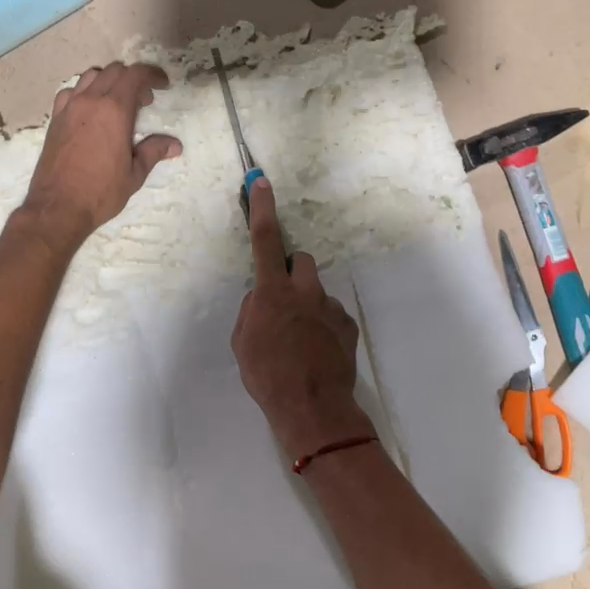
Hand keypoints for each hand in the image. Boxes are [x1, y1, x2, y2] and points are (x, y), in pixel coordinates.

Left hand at [16, 63, 181, 250]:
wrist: (58, 207)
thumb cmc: (100, 193)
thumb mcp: (134, 174)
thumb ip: (154, 152)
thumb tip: (175, 145)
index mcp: (114, 110)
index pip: (136, 75)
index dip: (153, 74)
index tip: (162, 85)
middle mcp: (90, 101)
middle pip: (115, 71)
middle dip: (133, 79)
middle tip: (143, 101)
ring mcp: (69, 107)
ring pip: (91, 76)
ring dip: (108, 81)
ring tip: (116, 102)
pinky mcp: (55, 118)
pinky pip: (70, 91)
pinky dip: (84, 92)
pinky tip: (89, 111)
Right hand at [231, 178, 376, 457]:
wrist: (311, 407)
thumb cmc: (267, 376)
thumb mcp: (242, 343)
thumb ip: (251, 313)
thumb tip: (260, 300)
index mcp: (272, 293)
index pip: (265, 241)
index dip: (262, 209)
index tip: (261, 181)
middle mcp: (304, 292)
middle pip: (300, 261)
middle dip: (290, 272)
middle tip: (281, 300)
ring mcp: (329, 307)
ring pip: (316, 291)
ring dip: (306, 303)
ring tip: (299, 337)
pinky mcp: (347, 325)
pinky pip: (331, 314)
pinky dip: (322, 326)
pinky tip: (316, 351)